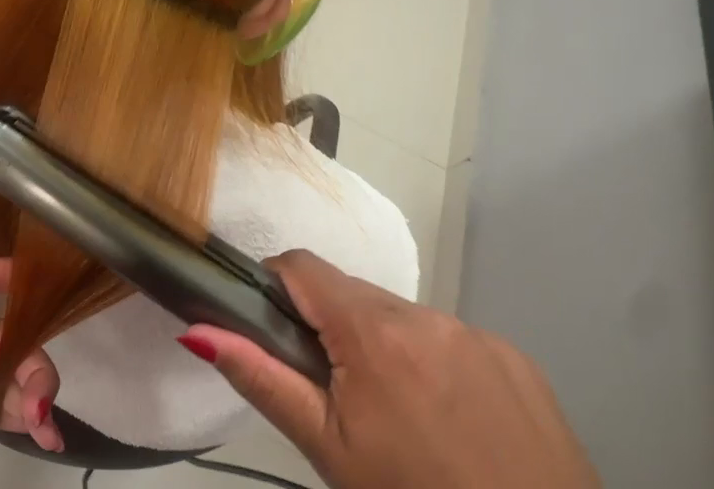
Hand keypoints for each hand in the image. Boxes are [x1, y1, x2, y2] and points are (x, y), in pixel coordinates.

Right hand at [181, 250, 598, 488]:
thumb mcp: (327, 447)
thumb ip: (260, 378)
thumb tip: (194, 329)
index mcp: (375, 331)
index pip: (301, 265)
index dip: (275, 286)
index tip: (272, 330)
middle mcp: (428, 315)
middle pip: (351, 292)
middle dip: (328, 324)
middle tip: (331, 390)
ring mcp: (479, 335)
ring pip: (400, 316)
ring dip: (380, 344)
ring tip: (395, 415)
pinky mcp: (519, 360)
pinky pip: (450, 339)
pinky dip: (430, 362)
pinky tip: (445, 420)